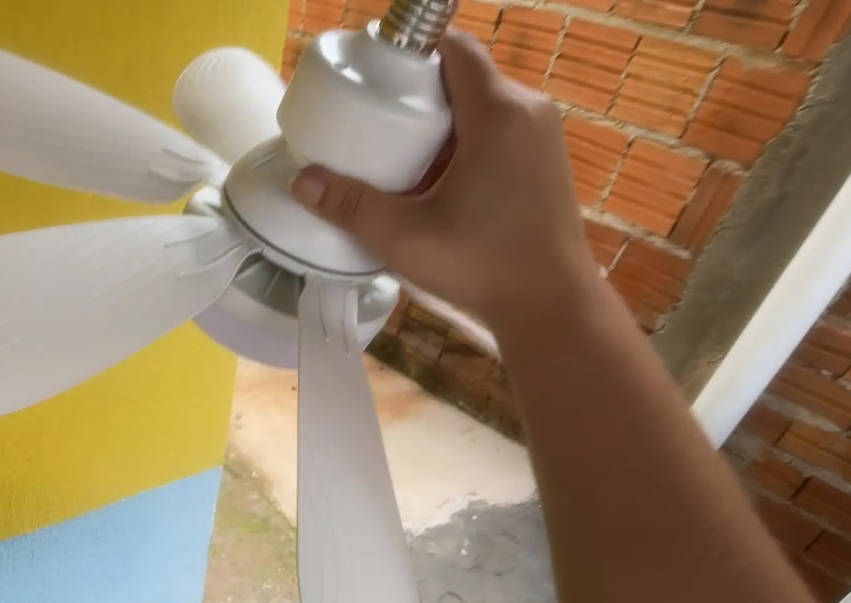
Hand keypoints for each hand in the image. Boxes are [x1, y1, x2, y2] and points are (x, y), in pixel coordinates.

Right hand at [289, 29, 598, 329]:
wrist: (548, 304)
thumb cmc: (478, 264)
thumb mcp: (403, 236)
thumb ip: (351, 206)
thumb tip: (302, 180)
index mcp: (497, 113)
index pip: (455, 49)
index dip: (414, 54)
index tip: (379, 80)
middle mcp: (529, 111)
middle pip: (466, 81)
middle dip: (421, 98)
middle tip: (378, 128)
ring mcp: (544, 138)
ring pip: (485, 110)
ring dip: (444, 127)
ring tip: (403, 161)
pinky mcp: (548, 165)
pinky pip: (502, 135)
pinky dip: (468, 147)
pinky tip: (439, 186)